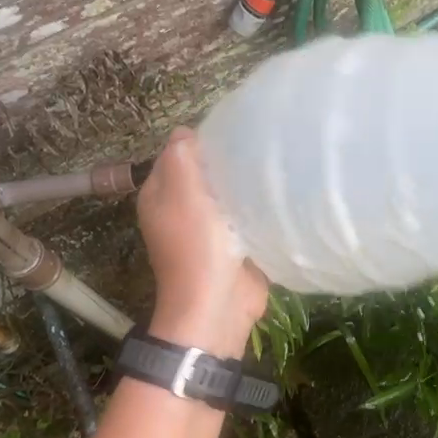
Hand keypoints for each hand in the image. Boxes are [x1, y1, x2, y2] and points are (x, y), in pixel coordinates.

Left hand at [136, 128, 267, 355]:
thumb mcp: (182, 194)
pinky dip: (257, 206)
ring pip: (228, 192)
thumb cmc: (196, 247)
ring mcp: (209, 228)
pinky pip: (246, 215)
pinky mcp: (235, 243)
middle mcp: (181, 209)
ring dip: (245, 183)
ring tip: (270, 167)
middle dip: (227, 160)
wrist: (217, 306)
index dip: (202, 141)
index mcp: (161, 195)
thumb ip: (180, 158)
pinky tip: (276, 196)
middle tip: (257, 148)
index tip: (233, 133)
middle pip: (206, 172)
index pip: (179, 153)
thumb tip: (185, 131)